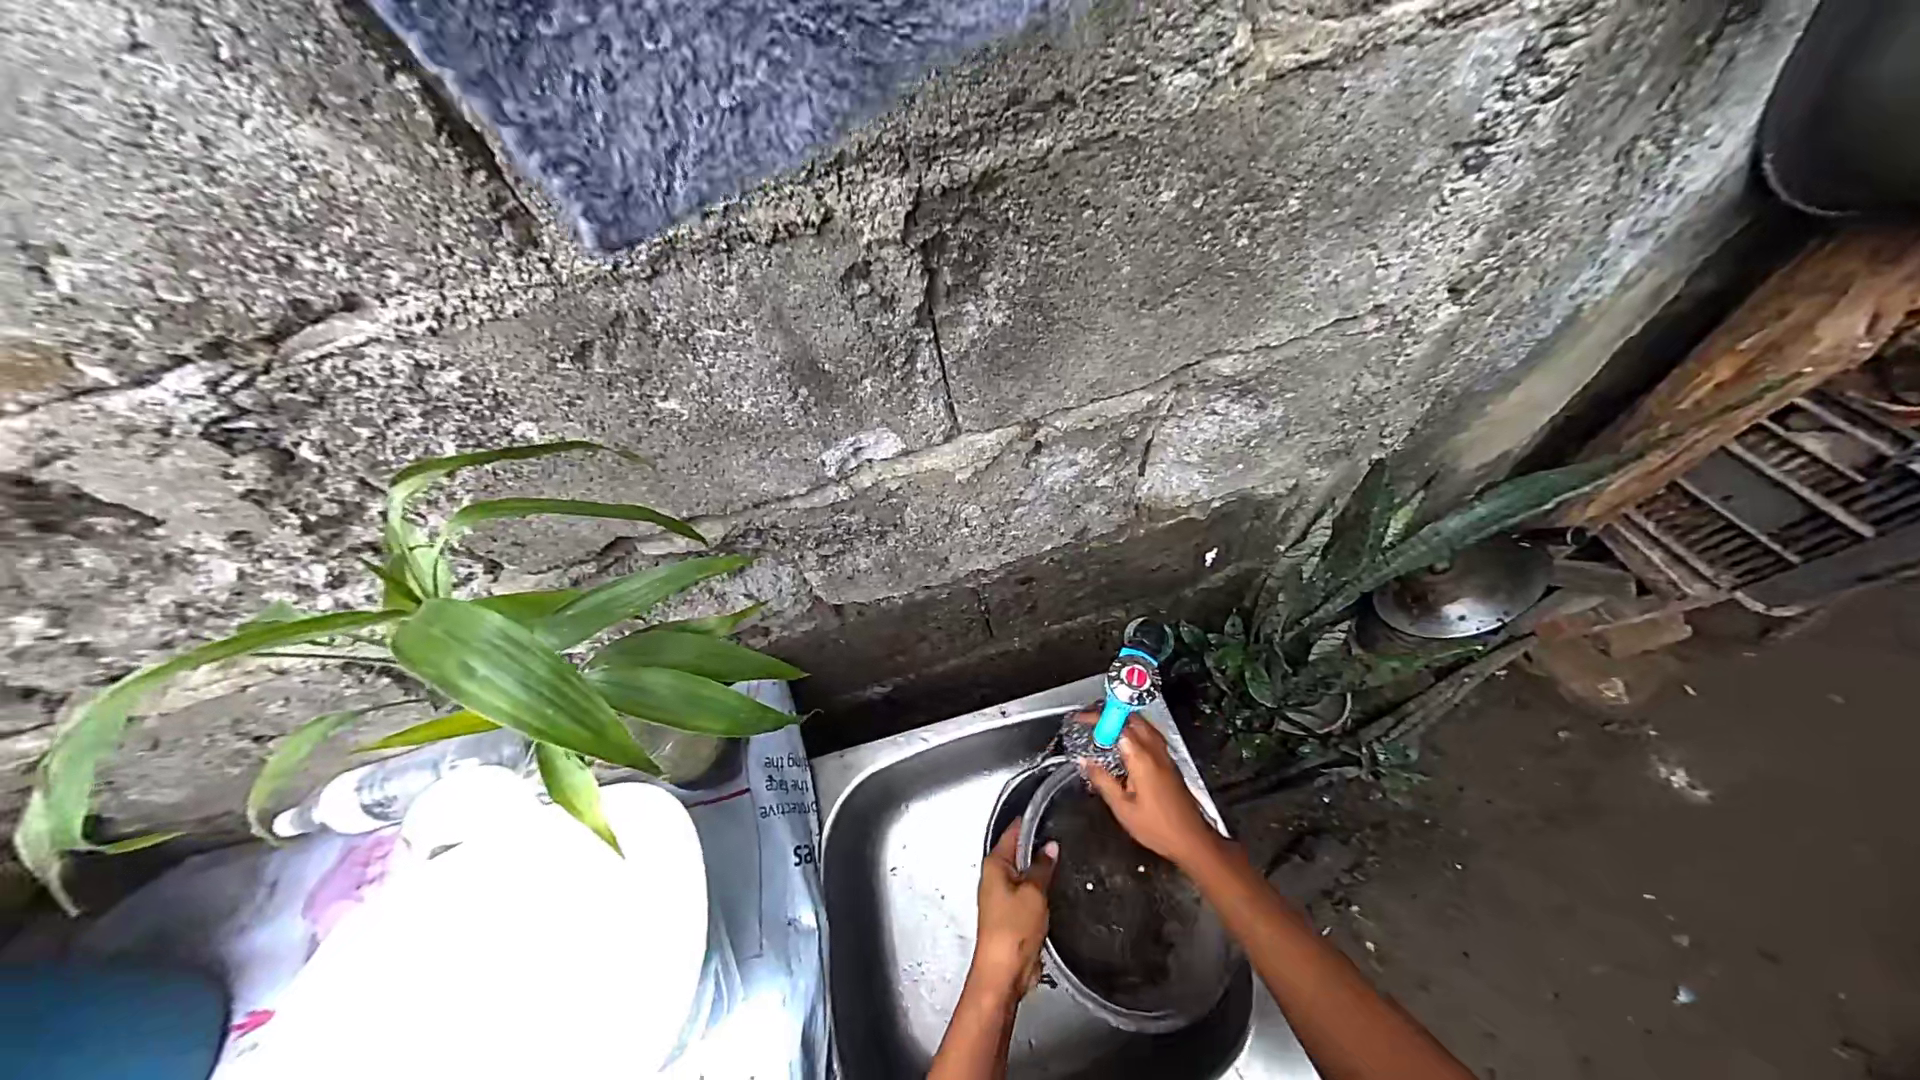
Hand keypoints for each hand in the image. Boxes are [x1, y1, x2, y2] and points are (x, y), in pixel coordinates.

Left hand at [973, 819, 1057, 996]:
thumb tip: (1050, 846)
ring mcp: (1002, 896)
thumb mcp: (1033, 892)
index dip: (1030, 821)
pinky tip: (1057, 887)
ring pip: (1025, 873)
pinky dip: (1040, 888)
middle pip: (1018, 852)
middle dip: (1038, 846)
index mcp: (994, 864)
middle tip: (1062, 834)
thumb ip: (1042, 867)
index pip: (1012, 832)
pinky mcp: (1012, 914)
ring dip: (1040, 869)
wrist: (1004, 972)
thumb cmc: (1013, 929)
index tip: (1048, 810)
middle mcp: (995, 876)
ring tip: (1064, 857)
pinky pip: (1028, 892)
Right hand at [1079, 713, 1222, 868]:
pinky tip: (1124, 743)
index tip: (1080, 719)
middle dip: (1109, 714)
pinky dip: (1134, 730)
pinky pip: (1150, 735)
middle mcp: (1155, 751)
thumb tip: (1085, 761)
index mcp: (1142, 759)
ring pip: (1143, 724)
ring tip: (1104, 728)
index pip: (1117, 726)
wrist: (1192, 840)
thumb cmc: (1157, 827)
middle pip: (1132, 718)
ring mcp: (1165, 755)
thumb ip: (1102, 780)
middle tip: (1090, 721)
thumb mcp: (1122, 807)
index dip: (1097, 718)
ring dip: (1122, 720)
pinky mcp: (1169, 762)